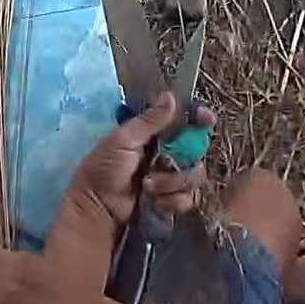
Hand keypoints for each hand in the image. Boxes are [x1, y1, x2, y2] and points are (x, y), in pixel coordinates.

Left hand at [66, 92, 214, 230]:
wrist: (97, 207)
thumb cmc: (105, 167)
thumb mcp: (124, 139)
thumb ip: (150, 120)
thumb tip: (171, 96)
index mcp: (154, 132)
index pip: (184, 120)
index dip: (198, 118)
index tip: (207, 119)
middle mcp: (167, 151)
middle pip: (196, 149)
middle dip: (184, 159)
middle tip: (163, 164)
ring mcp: (171, 176)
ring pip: (194, 175)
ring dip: (172, 182)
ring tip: (147, 185)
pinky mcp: (172, 198)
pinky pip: (189, 198)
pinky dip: (173, 200)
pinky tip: (155, 201)